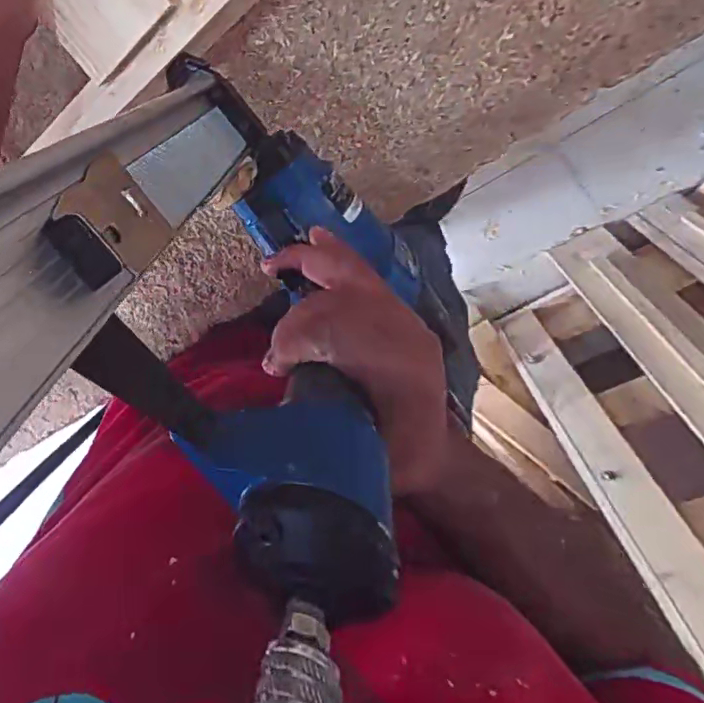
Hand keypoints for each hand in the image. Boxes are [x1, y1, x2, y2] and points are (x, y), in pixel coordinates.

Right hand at [262, 228, 448, 494]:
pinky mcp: (400, 314)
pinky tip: (318, 241)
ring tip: (280, 257)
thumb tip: (279, 406)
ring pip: (358, 273)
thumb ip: (328, 435)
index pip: (338, 328)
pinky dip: (338, 256)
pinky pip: (365, 275)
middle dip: (301, 288)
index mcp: (401, 365)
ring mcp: (405, 318)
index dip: (295, 338)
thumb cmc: (400, 461)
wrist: (436, 453)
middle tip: (267, 284)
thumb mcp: (366, 458)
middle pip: (347, 290)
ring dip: (317, 259)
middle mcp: (406, 330)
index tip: (272, 366)